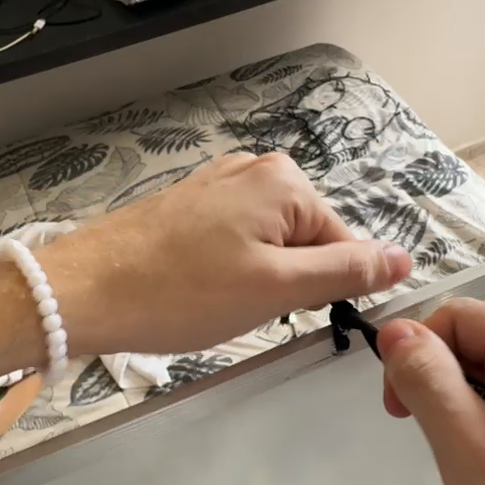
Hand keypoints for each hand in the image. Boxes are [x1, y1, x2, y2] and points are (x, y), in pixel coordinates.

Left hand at [35, 152, 412, 354]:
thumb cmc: (180, 292)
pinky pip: (236, 241)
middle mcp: (255, 168)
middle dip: (288, 282)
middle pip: (307, 240)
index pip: (345, 245)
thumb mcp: (277, 288)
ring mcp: (217, 183)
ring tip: (217, 300)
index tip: (287, 316)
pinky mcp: (190, 204)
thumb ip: (346, 271)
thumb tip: (403, 258)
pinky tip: (198, 288)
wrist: (81, 292)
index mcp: (285, 181)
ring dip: (257, 280)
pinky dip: (228, 270)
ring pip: (270, 245)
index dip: (326, 290)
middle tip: (244, 308)